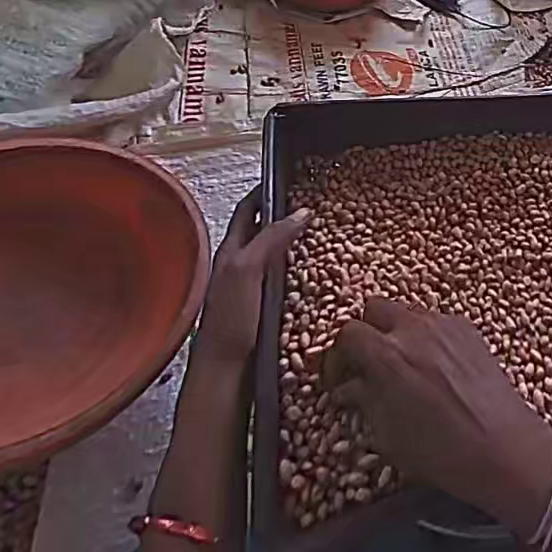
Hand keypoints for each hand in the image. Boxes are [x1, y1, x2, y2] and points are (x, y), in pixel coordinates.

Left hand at [191, 188, 310, 368]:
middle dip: (287, 216)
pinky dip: (302, 269)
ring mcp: (252, 287)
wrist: (226, 373)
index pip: (247, 210)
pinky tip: (319, 273)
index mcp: (231, 251)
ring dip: (298, 243)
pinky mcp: (265, 307)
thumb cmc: (232, 320)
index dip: (265, 192)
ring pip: (277, 255)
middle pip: (264, 231)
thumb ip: (271, 238)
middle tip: (317, 206)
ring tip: (325, 234)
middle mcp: (240, 266)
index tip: (289, 177)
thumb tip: (302, 212)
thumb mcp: (248, 270)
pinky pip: (286, 278)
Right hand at [325, 299, 551, 539]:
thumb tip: (347, 386)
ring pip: (406, 312)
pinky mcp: (467, 327)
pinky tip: (433, 367)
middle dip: (365, 332)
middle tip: (367, 364)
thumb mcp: (389, 433)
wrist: (502, 445)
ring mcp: (444, 323)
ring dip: (395, 332)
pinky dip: (424, 336)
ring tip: (402, 366)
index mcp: (388, 354)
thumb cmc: (440, 450)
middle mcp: (414, 328)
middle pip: (375, 308)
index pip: (347, 332)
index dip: (337, 355)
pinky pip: (434, 321)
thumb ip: (364, 399)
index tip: (339, 378)